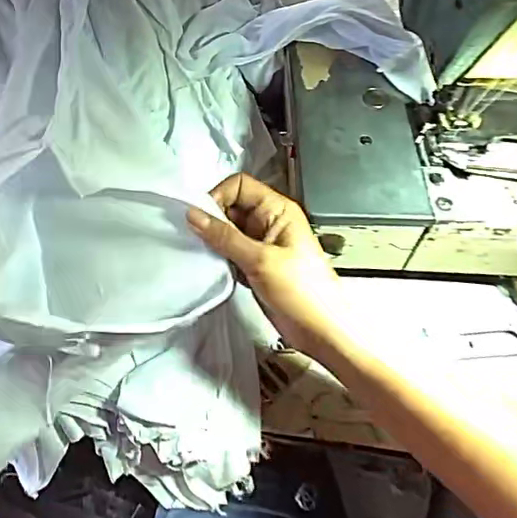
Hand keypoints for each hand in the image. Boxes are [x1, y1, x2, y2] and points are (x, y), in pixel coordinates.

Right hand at [187, 173, 349, 358]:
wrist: (322, 332)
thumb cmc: (303, 293)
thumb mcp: (260, 260)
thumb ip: (224, 236)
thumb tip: (194, 215)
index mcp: (278, 210)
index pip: (239, 185)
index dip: (218, 196)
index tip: (202, 218)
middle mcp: (269, 222)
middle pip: (230, 206)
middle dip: (213, 220)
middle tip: (202, 239)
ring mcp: (261, 243)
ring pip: (227, 229)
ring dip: (214, 240)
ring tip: (209, 255)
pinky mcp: (255, 263)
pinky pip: (229, 250)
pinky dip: (219, 256)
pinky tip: (216, 267)